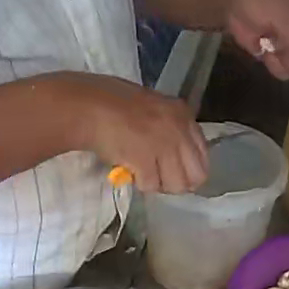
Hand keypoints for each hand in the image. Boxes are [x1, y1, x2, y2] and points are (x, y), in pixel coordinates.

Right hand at [50, 72, 207, 193]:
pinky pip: (151, 185)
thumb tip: (178, 159)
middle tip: (160, 179)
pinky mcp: (145, 160)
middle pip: (195, 176)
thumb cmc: (112, 103)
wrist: (85, 106)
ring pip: (176, 185)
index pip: (203, 155)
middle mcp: (178, 130)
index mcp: (182, 114)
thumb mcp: (153, 107)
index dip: (190, 170)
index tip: (175, 173)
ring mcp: (163, 145)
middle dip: (179, 183)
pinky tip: (130, 170)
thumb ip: (170, 128)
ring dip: (159, 185)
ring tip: (143, 174)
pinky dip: (140, 183)